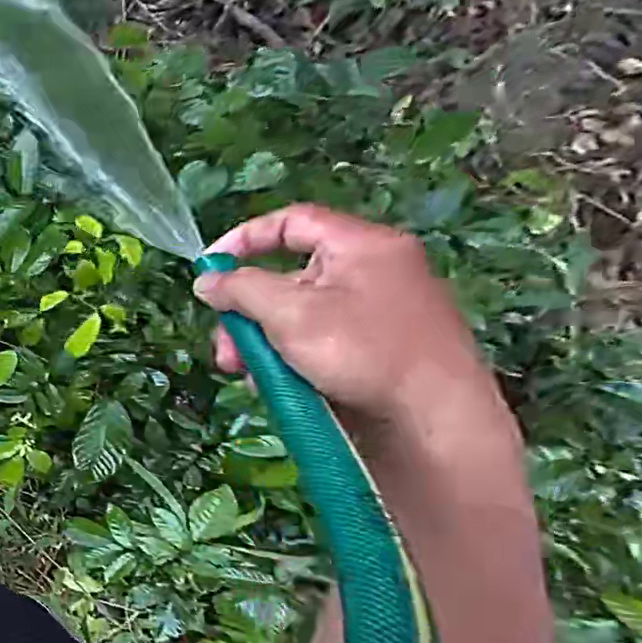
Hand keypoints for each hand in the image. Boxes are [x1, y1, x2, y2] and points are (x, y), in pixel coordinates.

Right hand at [192, 204, 490, 426]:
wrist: (435, 420)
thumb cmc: (363, 353)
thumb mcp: (289, 314)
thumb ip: (240, 290)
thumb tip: (206, 281)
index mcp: (362, 246)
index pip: (291, 221)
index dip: (243, 239)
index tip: (208, 268)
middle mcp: (372, 272)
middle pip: (286, 278)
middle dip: (246, 312)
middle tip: (226, 345)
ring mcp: (376, 313)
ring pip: (296, 316)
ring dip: (260, 343)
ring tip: (246, 374)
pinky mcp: (375, 351)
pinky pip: (317, 342)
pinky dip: (289, 360)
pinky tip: (277, 385)